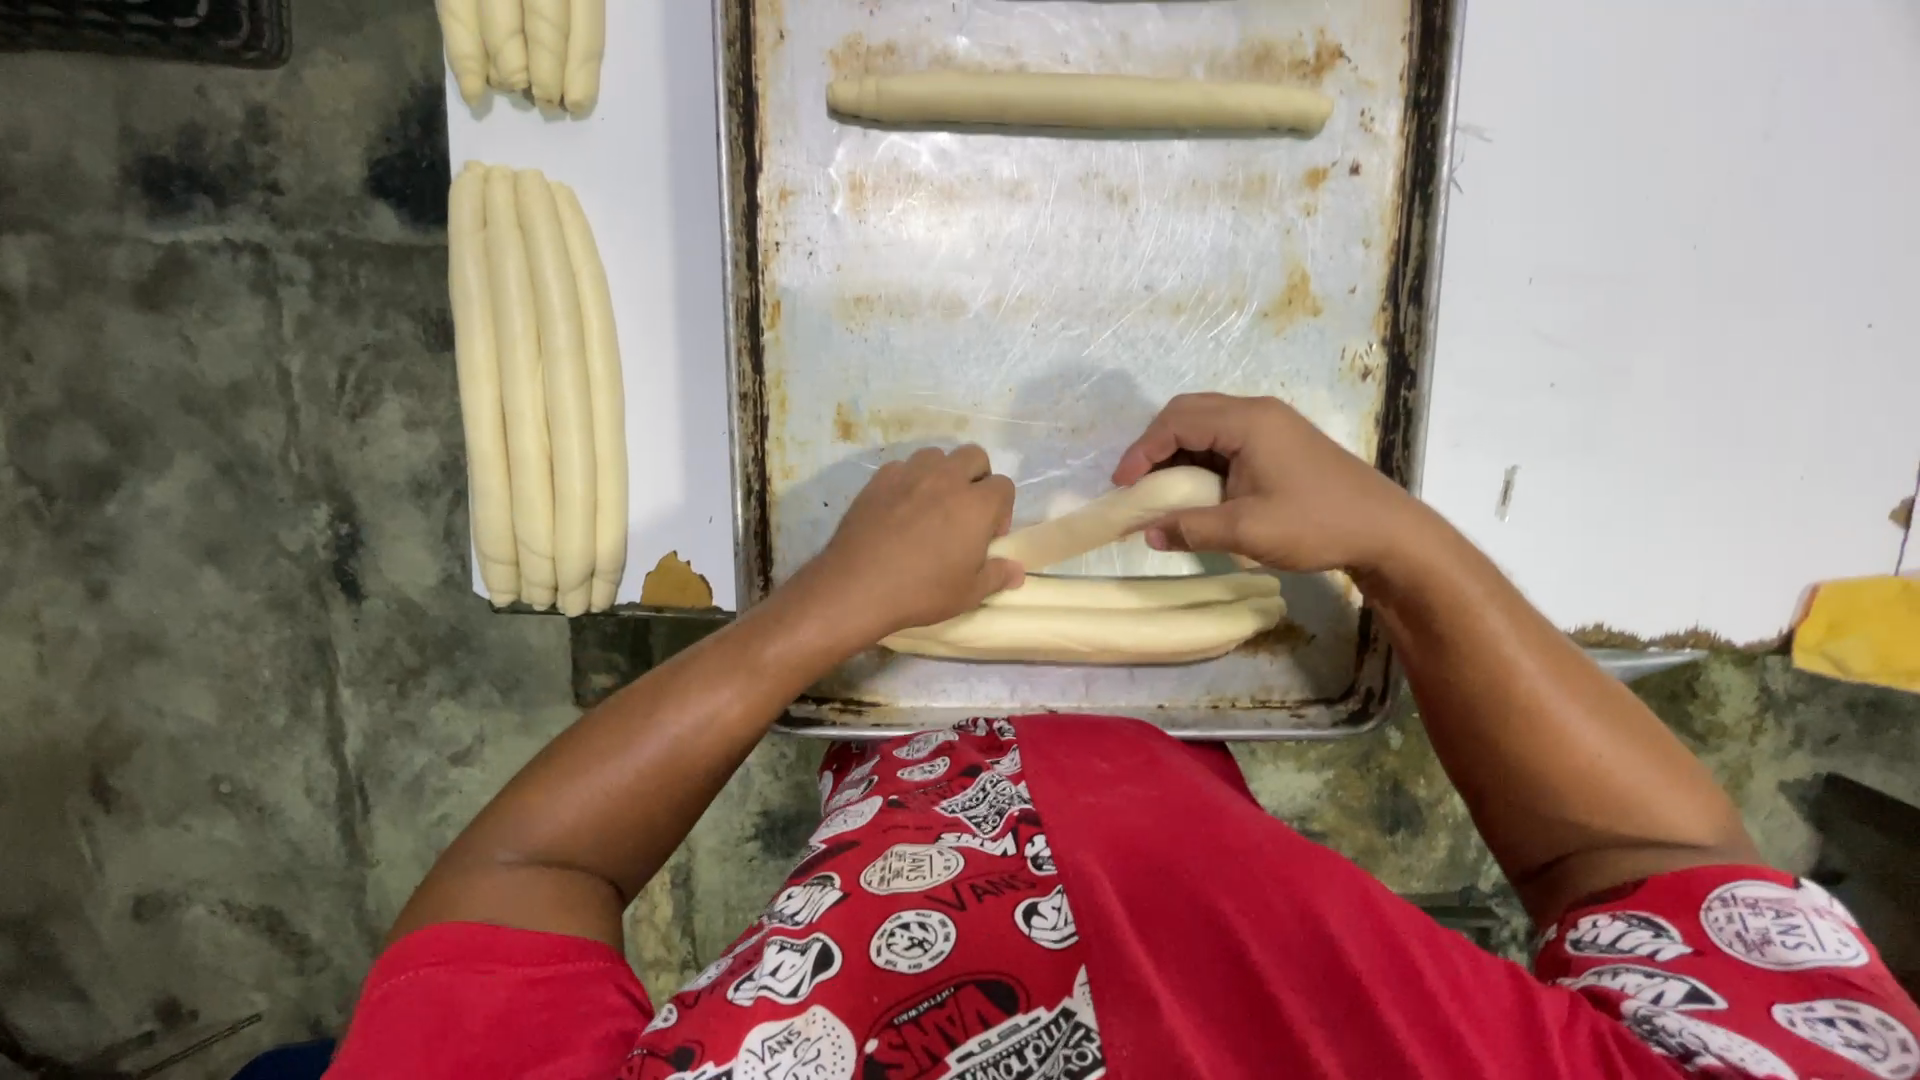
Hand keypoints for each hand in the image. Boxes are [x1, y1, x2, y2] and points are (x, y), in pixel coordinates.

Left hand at [806, 445, 1022, 637]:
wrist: (858, 586)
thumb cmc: (922, 591)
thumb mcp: (968, 593)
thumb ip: (997, 576)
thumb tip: (1017, 570)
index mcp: (977, 504)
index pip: (1004, 486)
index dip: (1001, 509)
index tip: (988, 535)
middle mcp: (947, 479)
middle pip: (974, 456)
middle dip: (976, 477)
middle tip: (964, 511)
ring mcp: (911, 474)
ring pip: (936, 456)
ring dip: (942, 473)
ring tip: (932, 505)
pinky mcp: (880, 479)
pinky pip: (902, 467)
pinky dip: (908, 481)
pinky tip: (900, 508)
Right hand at [1112, 393, 1430, 574]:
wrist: (1385, 531)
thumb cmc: (1316, 525)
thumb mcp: (1246, 531)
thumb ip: (1191, 527)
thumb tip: (1147, 532)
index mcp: (1248, 422)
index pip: (1177, 422)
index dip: (1142, 452)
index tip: (1122, 486)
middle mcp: (1257, 411)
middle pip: (1188, 412)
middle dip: (1154, 444)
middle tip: (1137, 482)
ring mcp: (1270, 424)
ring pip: (1205, 422)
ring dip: (1176, 451)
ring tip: (1160, 488)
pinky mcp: (1278, 440)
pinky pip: (1224, 437)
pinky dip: (1199, 457)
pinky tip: (1194, 488)